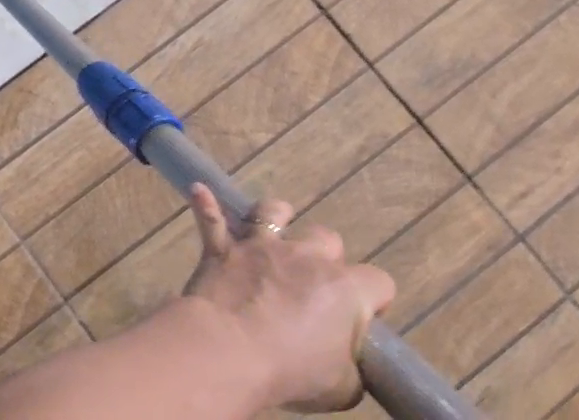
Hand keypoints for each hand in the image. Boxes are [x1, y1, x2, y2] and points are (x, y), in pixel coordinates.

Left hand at [180, 184, 394, 412]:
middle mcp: (305, 256)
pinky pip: (211, 218)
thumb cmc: (293, 372)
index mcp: (346, 290)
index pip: (379, 282)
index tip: (363, 316)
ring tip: (276, 222)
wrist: (229, 348)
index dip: (374, 298)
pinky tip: (199, 191)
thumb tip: (343, 358)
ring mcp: (259, 247)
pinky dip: (206, 206)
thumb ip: (349, 364)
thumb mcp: (344, 386)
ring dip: (275, 217)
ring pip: (271, 213)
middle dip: (326, 256)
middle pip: (326, 238)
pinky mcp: (222, 248)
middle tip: (316, 281)